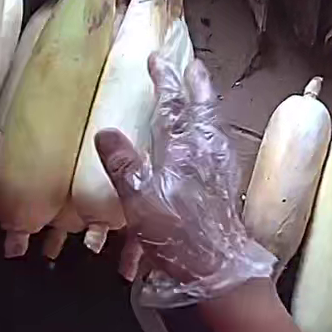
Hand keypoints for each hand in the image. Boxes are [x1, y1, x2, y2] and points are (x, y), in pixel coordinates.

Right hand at [94, 53, 275, 309]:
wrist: (220, 272)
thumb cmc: (178, 238)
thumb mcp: (141, 205)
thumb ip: (125, 167)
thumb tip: (106, 131)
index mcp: (184, 152)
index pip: (173, 107)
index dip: (164, 80)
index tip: (156, 59)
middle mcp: (205, 153)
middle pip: (203, 109)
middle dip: (196, 84)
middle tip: (193, 64)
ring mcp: (219, 168)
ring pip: (214, 124)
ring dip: (207, 102)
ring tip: (202, 90)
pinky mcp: (225, 184)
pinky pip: (219, 142)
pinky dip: (213, 127)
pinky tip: (212, 136)